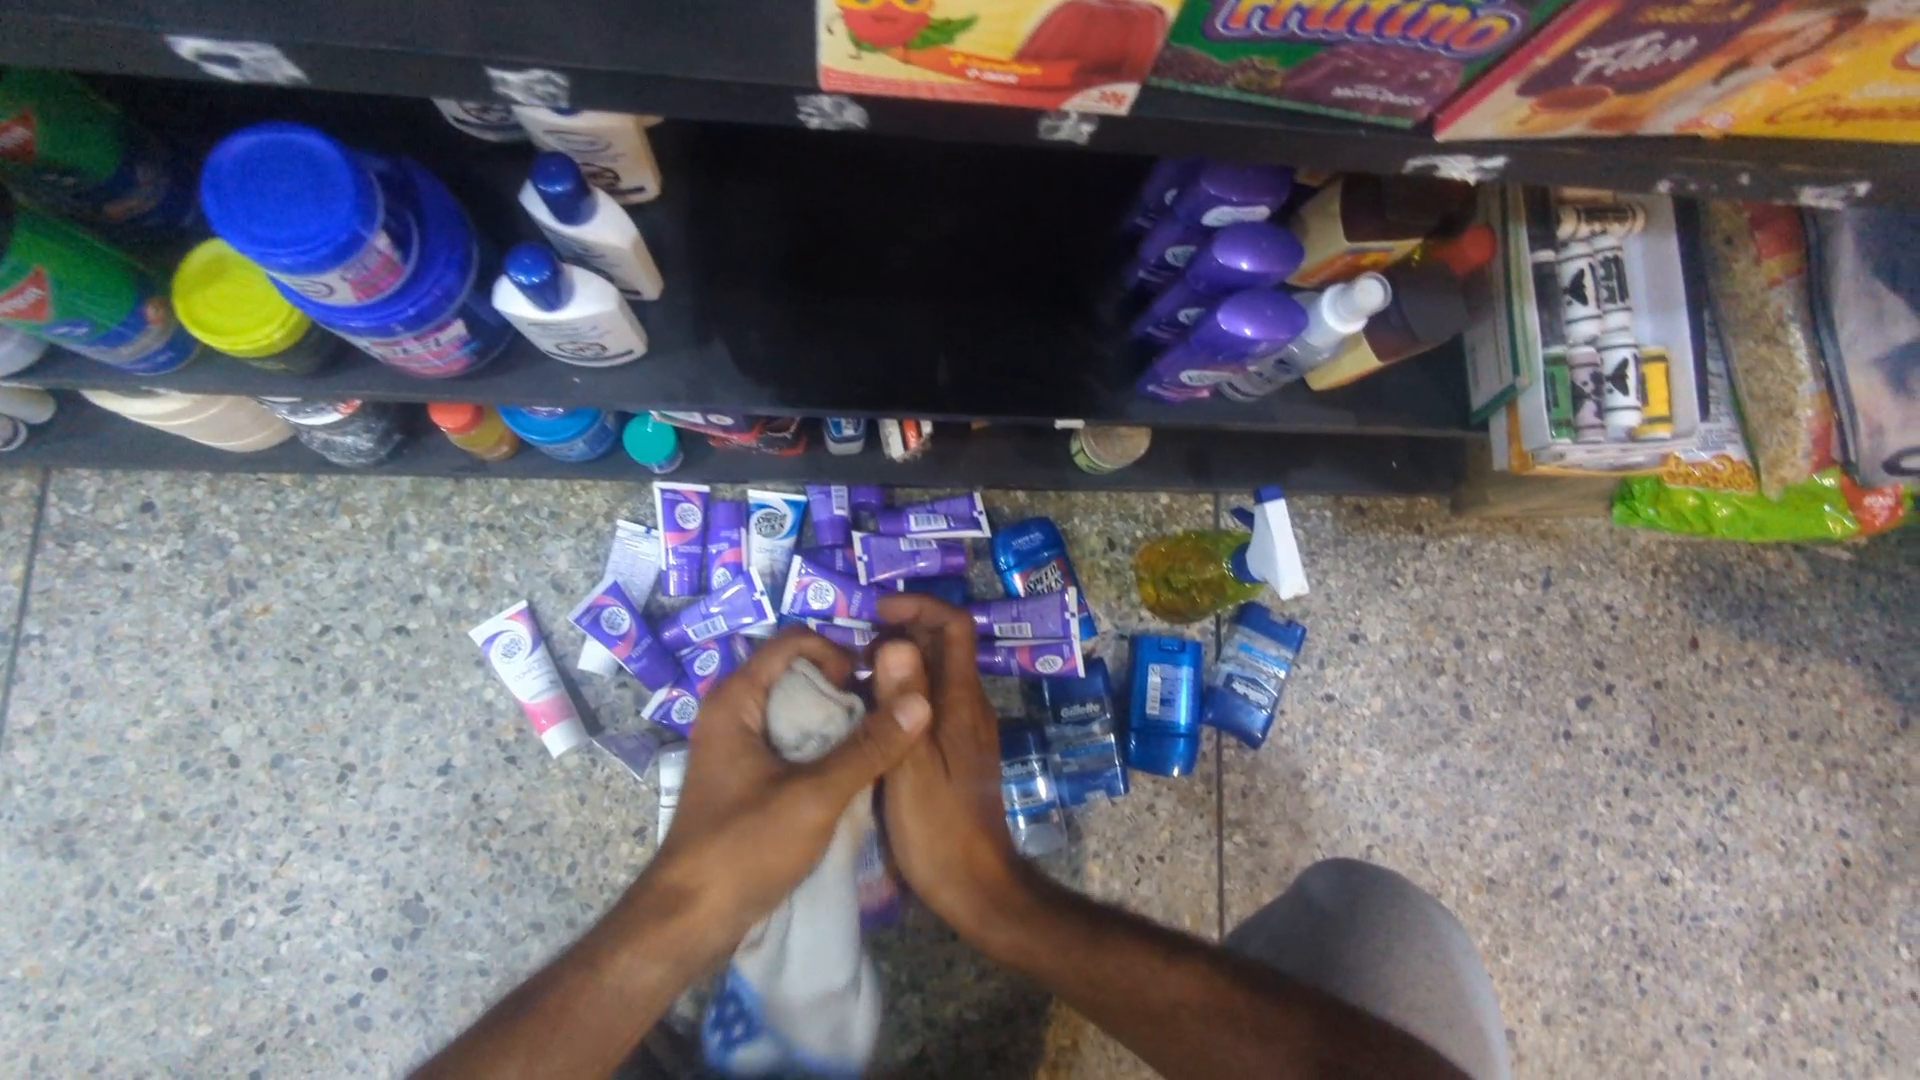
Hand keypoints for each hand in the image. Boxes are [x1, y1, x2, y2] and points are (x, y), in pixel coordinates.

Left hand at [638, 627, 931, 962]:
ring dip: (837, 719)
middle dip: (844, 687)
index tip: (873, 684)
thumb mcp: (815, 796)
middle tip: (886, 714)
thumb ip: (869, 748)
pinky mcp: (747, 774)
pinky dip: (823, 744)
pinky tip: (852, 769)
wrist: (689, 921)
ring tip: (877, 742)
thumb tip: (920, 700)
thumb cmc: (744, 848)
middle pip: (798, 672)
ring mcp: (738, 744)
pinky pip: (792, 739)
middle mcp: (733, 710)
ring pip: (798, 708)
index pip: (794, 640)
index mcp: (736, 699)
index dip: (838, 652)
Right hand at [871, 594, 1033, 941]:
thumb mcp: (911, 766)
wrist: (975, 886)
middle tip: (853, 650)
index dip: (919, 606)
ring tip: (851, 677)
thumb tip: (894, 642)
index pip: (954, 626)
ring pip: (934, 672)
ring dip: (897, 662)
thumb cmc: (938, 829)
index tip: (876, 612)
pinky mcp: (955, 748)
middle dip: (902, 631)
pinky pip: (929, 700)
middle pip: (943, 644)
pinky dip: (900, 691)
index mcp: (962, 702)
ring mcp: (964, 727)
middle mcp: (969, 705)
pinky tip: (867, 714)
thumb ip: (901, 704)